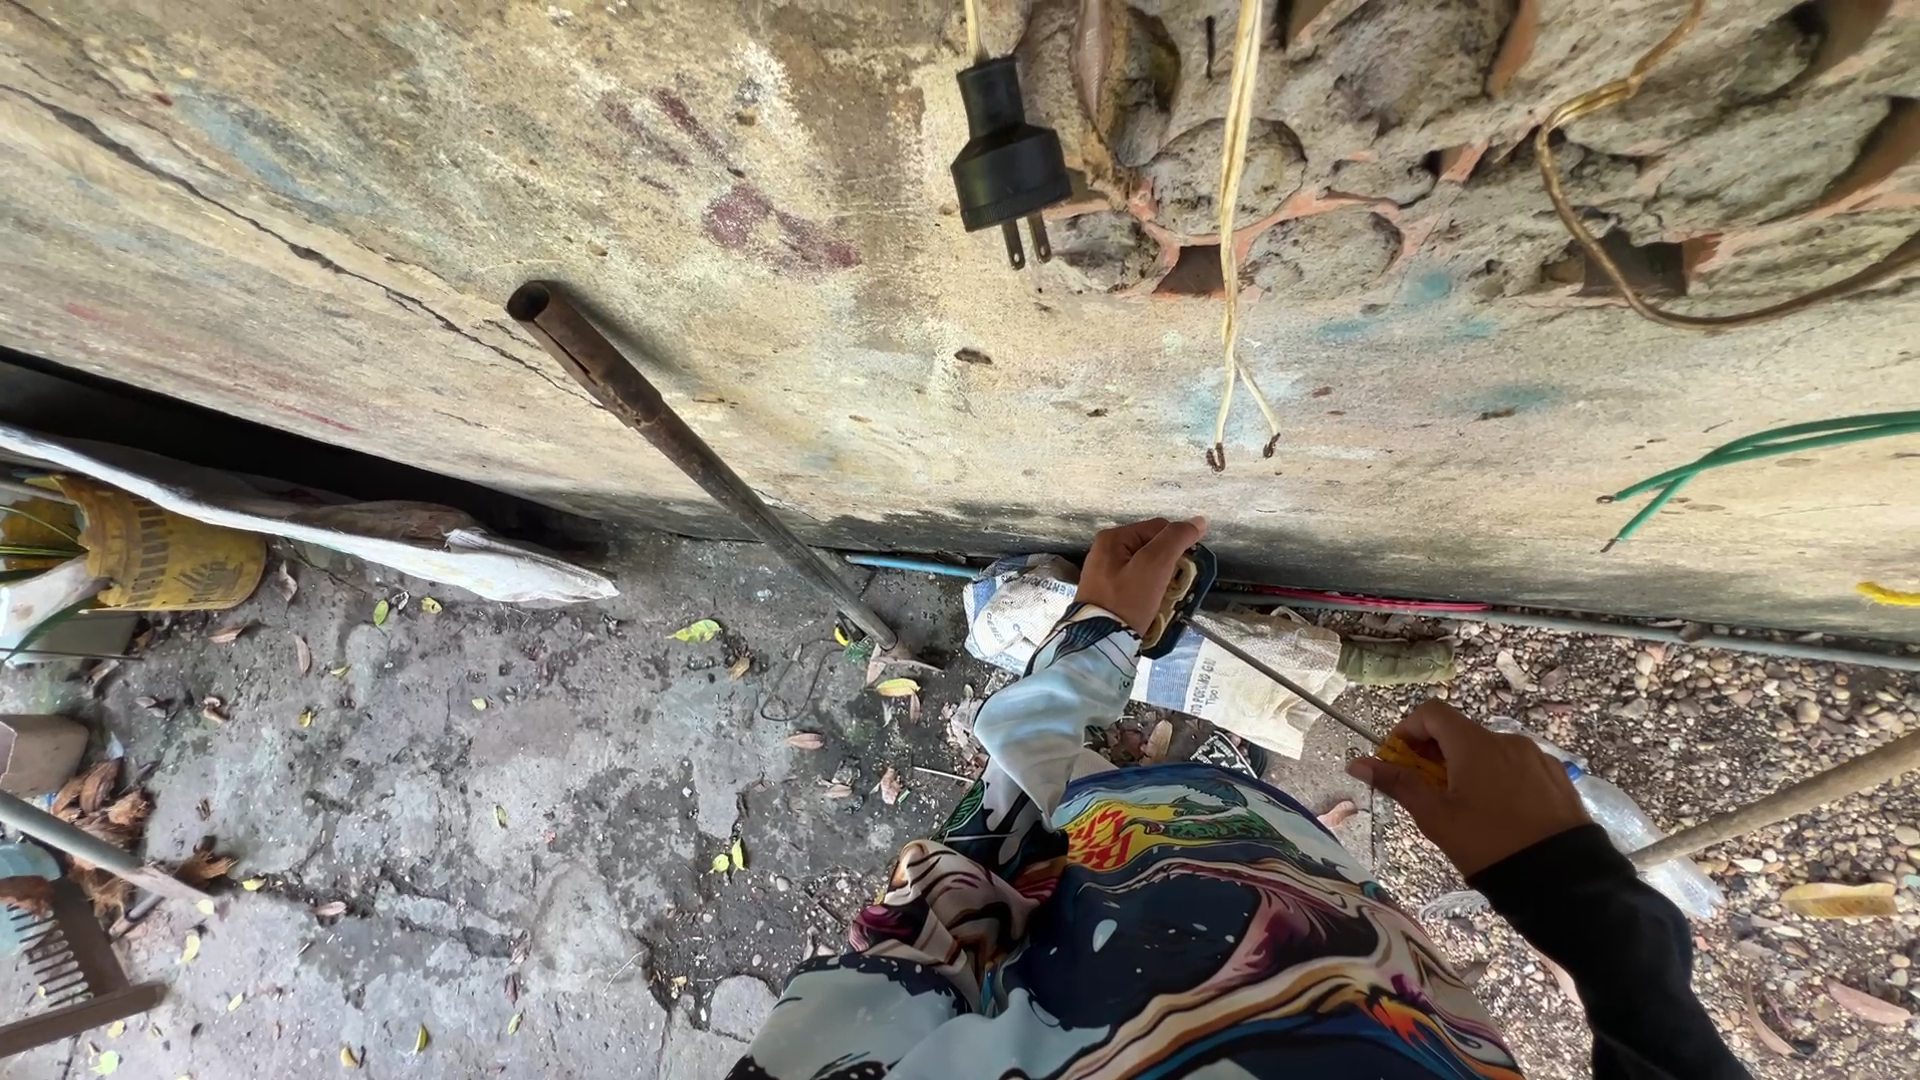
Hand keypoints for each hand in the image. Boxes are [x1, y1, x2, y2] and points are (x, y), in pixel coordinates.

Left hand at [1073, 517, 1208, 634]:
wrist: (1100, 642)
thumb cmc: (1125, 601)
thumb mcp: (1154, 564)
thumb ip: (1175, 539)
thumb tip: (1198, 521)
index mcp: (1113, 538)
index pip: (1159, 529)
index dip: (1178, 546)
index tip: (1185, 568)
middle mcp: (1106, 552)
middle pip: (1153, 550)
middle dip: (1170, 567)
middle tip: (1176, 586)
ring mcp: (1107, 575)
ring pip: (1148, 570)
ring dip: (1164, 583)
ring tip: (1167, 600)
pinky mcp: (1110, 595)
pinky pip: (1139, 588)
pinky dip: (1152, 596)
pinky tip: (1156, 608)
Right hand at [1346, 699, 1589, 877]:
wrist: (1568, 885)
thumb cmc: (1489, 844)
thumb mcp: (1435, 816)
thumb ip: (1397, 783)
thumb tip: (1356, 763)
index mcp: (1474, 744)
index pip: (1431, 713)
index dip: (1408, 730)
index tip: (1400, 760)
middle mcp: (1507, 741)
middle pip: (1458, 732)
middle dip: (1433, 753)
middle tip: (1427, 789)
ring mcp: (1537, 758)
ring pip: (1487, 750)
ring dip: (1465, 766)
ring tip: (1464, 804)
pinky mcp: (1558, 779)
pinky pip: (1515, 766)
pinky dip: (1496, 777)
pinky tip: (1498, 812)